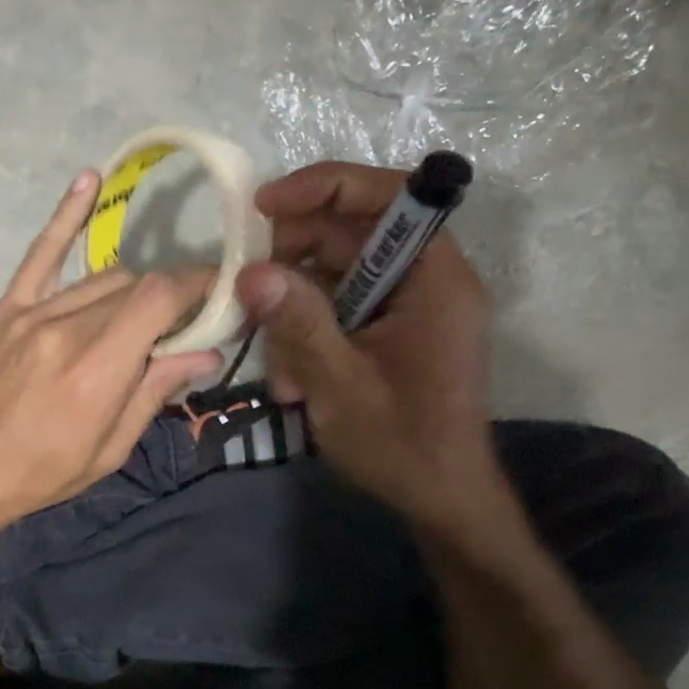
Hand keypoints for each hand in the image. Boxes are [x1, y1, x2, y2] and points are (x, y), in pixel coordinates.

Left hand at [0, 170, 221, 539]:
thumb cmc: (42, 473)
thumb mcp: (110, 448)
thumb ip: (156, 391)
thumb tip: (206, 352)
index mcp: (98, 367)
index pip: (162, 297)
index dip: (199, 285)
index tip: (220, 291)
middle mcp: (67, 328)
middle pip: (136, 285)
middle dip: (169, 296)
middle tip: (182, 322)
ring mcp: (32, 314)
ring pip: (101, 278)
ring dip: (132, 289)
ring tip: (144, 313)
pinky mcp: (6, 311)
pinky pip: (39, 255)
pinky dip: (66, 217)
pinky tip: (89, 180)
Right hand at [237, 161, 496, 523]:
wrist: (442, 500)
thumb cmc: (403, 445)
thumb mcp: (341, 385)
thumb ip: (299, 325)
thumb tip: (250, 272)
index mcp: (435, 279)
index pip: (389, 197)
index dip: (324, 188)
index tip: (262, 206)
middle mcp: (426, 279)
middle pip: (352, 233)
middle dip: (292, 262)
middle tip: (246, 295)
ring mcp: (408, 305)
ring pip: (335, 273)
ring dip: (293, 309)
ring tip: (277, 366)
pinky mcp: (391, 329)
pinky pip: (339, 306)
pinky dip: (307, 332)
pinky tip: (291, 379)